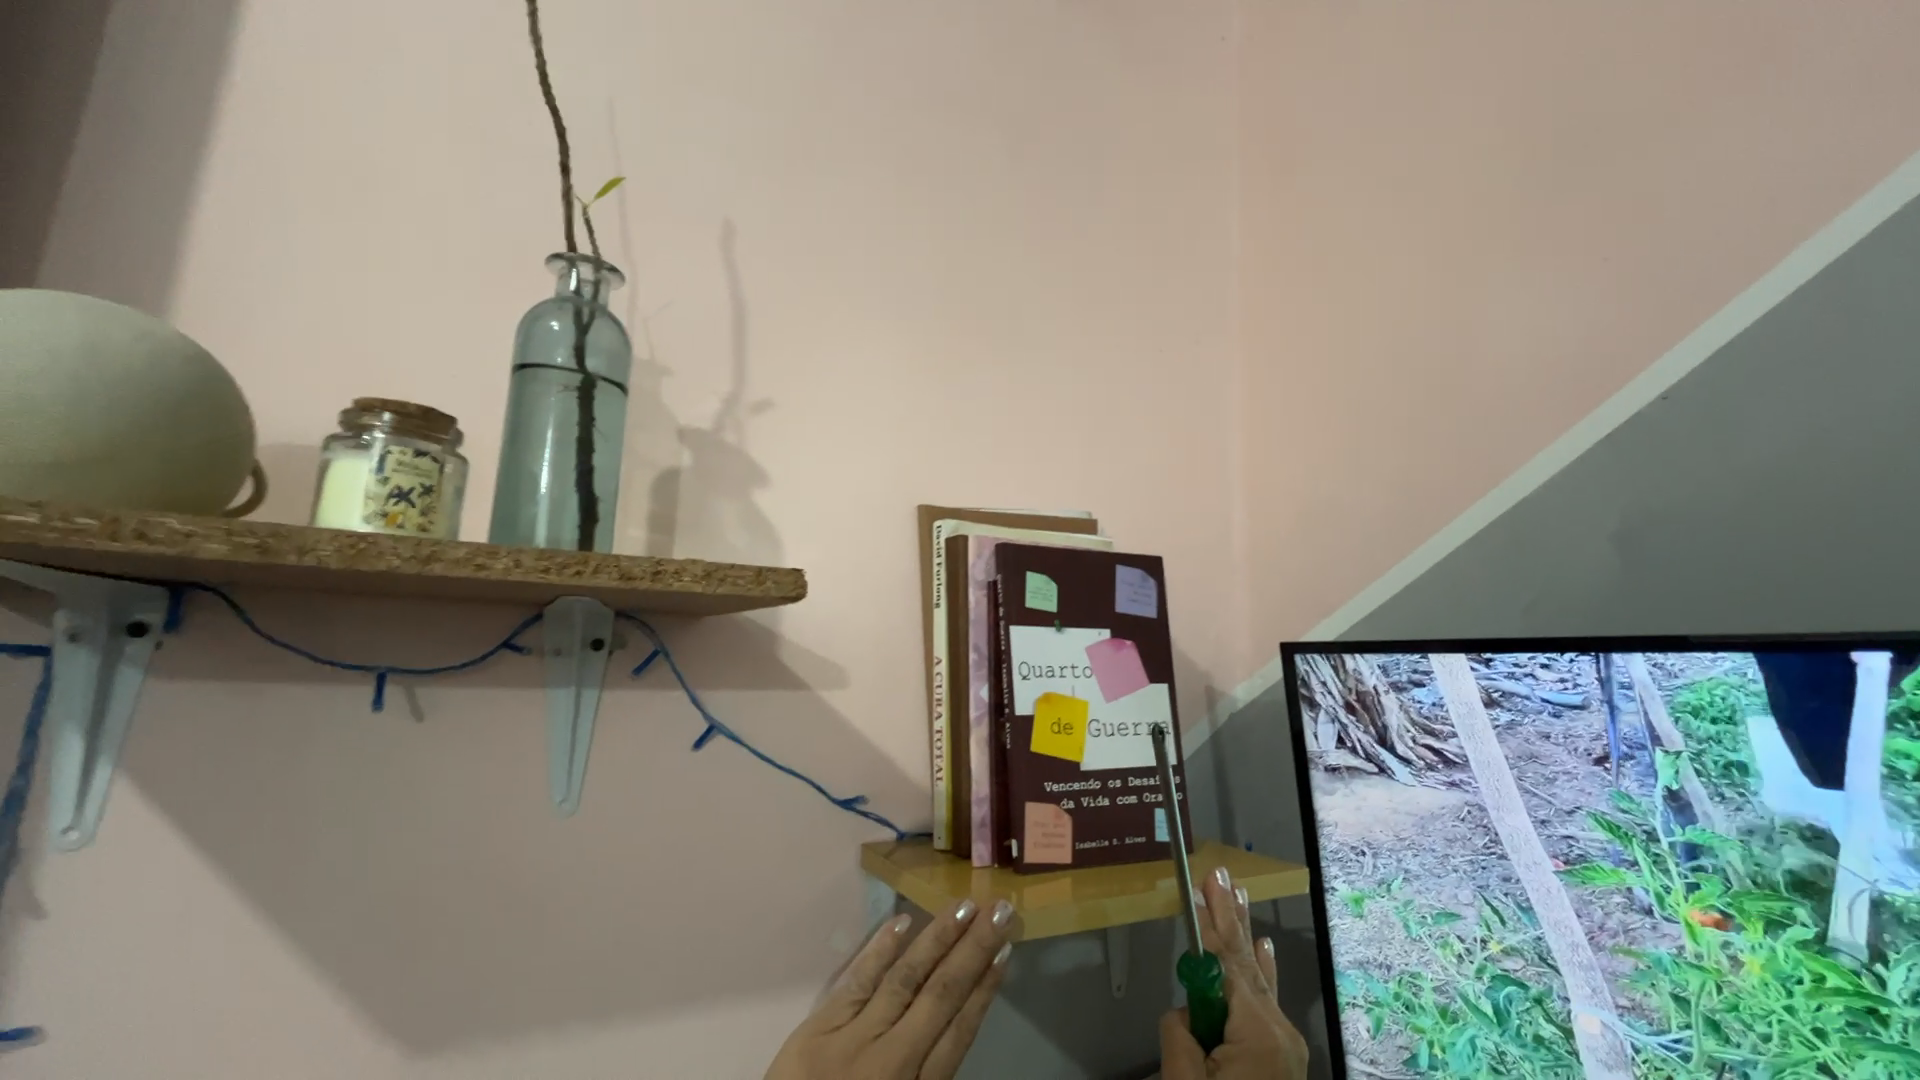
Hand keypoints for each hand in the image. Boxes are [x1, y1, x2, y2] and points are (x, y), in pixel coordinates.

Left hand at [766, 898, 1014, 1079]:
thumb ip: (927, 1073)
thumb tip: (957, 1022)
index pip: (959, 1031)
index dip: (984, 990)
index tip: (1007, 953)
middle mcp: (892, 1060)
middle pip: (941, 995)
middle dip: (974, 949)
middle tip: (1000, 909)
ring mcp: (853, 1040)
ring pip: (904, 980)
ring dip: (937, 939)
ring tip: (965, 906)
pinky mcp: (817, 1030)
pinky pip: (856, 982)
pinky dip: (879, 951)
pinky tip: (902, 921)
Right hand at [1160, 868, 1309, 1078]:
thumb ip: (1180, 1035)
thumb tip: (1186, 1012)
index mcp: (1258, 1034)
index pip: (1226, 966)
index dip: (1211, 924)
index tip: (1204, 886)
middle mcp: (1279, 1032)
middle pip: (1245, 964)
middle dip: (1229, 918)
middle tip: (1220, 875)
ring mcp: (1284, 1046)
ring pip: (1256, 980)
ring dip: (1241, 937)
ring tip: (1238, 896)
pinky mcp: (1280, 1058)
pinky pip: (1266, 1002)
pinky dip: (1260, 972)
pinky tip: (1264, 947)